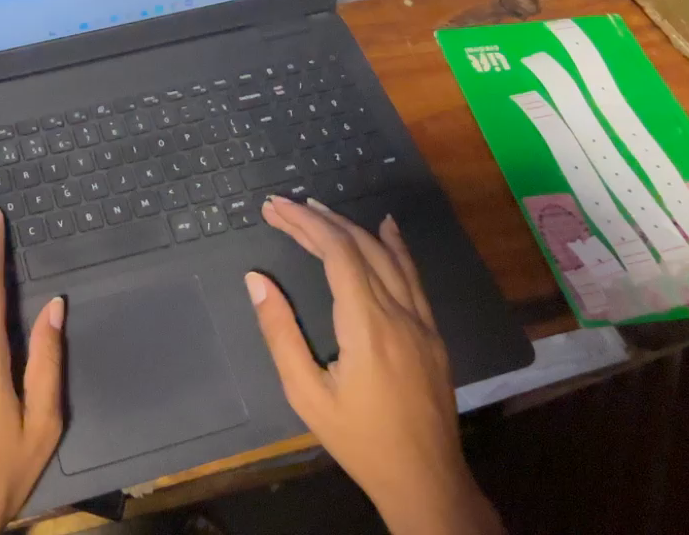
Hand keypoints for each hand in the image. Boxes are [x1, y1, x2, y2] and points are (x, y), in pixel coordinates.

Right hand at [246, 197, 501, 534]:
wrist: (426, 482)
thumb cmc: (358, 440)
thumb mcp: (306, 394)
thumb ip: (280, 333)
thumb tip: (256, 280)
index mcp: (367, 326)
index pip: (337, 253)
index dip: (305, 224)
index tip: (275, 208)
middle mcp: (399, 314)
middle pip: (359, 247)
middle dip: (318, 220)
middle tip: (281, 207)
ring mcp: (422, 322)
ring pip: (387, 257)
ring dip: (350, 227)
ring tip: (317, 208)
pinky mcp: (432, 334)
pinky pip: (413, 277)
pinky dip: (395, 246)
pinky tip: (386, 227)